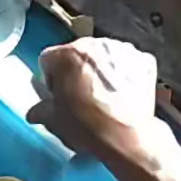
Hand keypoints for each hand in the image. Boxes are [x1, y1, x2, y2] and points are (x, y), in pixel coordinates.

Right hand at [27, 39, 180, 178]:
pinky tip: (119, 94)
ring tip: (100, 97)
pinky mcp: (143, 61)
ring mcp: (122, 50)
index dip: (49, 78)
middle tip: (76, 97)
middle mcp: (94, 45)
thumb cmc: (87, 126)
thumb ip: (42, 110)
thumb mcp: (54, 121)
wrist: (125, 136)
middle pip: (76, 54)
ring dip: (98, 71)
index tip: (55, 93)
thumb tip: (37, 112)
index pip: (48, 59)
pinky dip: (122, 74)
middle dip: (74, 72)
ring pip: (102, 56)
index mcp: (66, 55)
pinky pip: (127, 62)